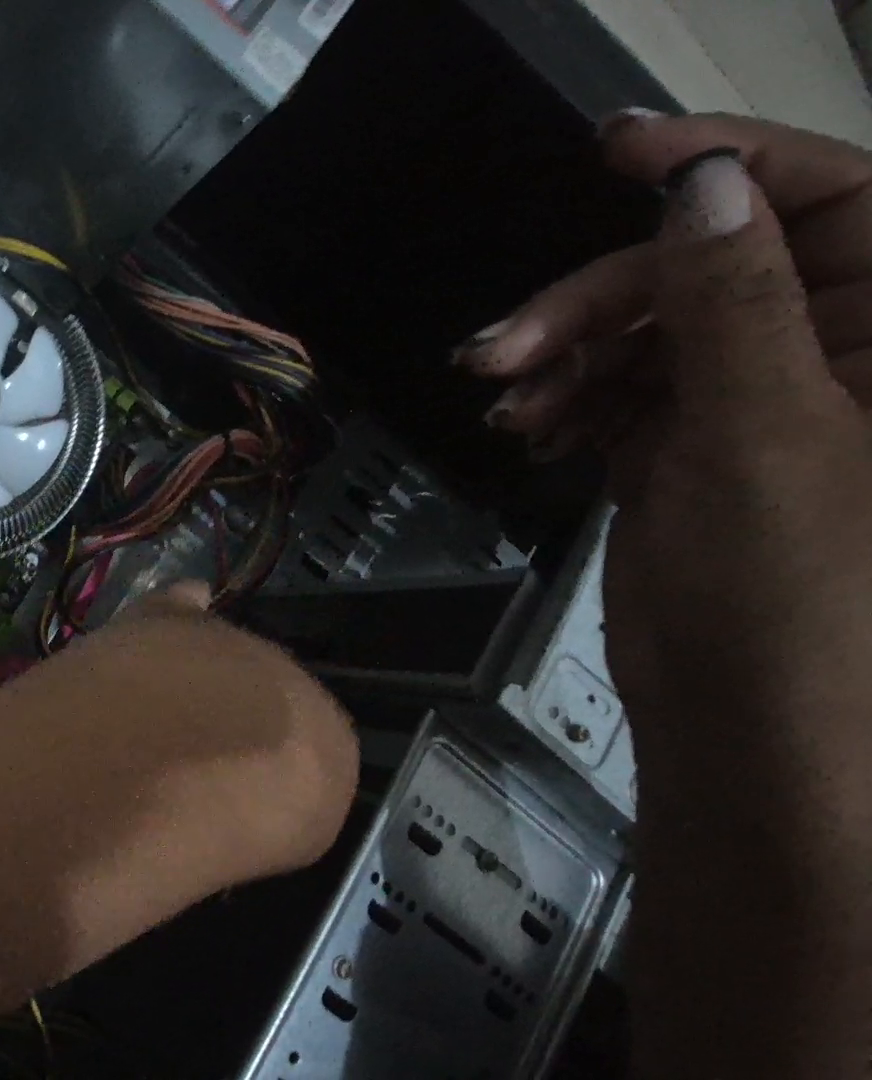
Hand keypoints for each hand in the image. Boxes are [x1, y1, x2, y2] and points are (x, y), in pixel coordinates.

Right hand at [458, 113, 871, 727]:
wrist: (746, 716)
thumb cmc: (798, 588)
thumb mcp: (765, 435)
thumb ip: (732, 307)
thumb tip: (694, 186)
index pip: (837, 199)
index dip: (728, 164)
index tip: (617, 149)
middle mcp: (840, 349)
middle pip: (700, 273)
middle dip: (591, 305)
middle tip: (498, 351)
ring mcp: (754, 398)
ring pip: (640, 332)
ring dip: (560, 360)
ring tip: (506, 407)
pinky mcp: (684, 441)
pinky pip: (613, 386)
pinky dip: (562, 400)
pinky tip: (527, 430)